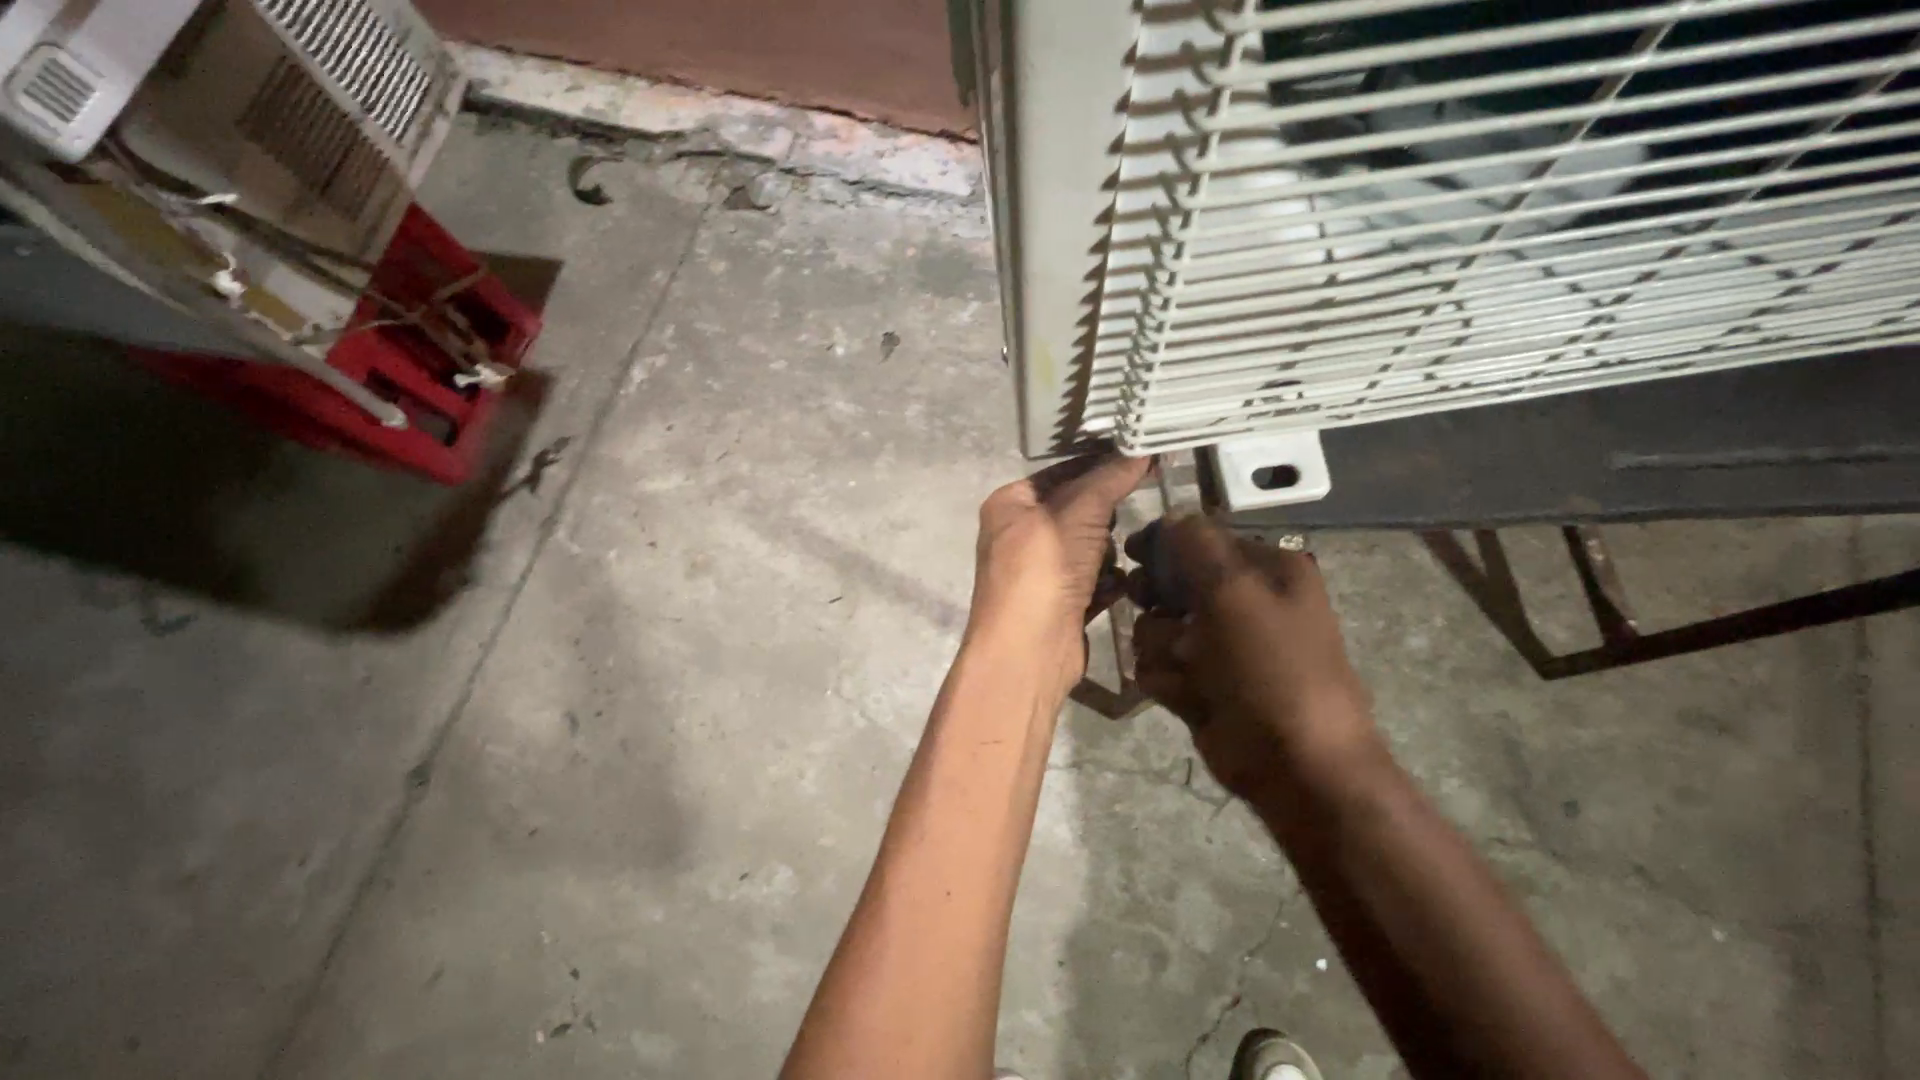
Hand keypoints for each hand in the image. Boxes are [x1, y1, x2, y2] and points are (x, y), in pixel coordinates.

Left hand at [968, 453, 1153, 695]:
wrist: (1028, 652)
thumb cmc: (1043, 570)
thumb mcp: (1077, 513)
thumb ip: (1110, 479)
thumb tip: (1142, 449)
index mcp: (1010, 504)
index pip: (1061, 471)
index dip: (1100, 463)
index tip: (1142, 457)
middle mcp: (1019, 534)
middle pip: (1076, 509)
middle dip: (1106, 513)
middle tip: (1139, 502)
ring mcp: (1038, 572)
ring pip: (1088, 546)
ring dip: (1109, 549)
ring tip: (1130, 547)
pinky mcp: (1059, 604)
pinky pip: (1093, 581)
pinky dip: (1108, 581)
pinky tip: (1122, 582)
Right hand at [1129, 516, 1376, 803]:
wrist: (1295, 762)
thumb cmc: (1271, 666)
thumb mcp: (1236, 591)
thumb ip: (1196, 545)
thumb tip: (1168, 520)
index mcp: (1266, 571)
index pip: (1202, 538)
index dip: (1165, 542)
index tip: (1133, 551)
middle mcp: (1243, 603)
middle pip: (1172, 582)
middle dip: (1156, 597)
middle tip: (1150, 606)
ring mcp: (1219, 649)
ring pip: (1157, 628)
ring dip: (1161, 644)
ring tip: (1184, 666)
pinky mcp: (1199, 687)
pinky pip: (1157, 668)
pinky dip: (1164, 679)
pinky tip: (1182, 694)